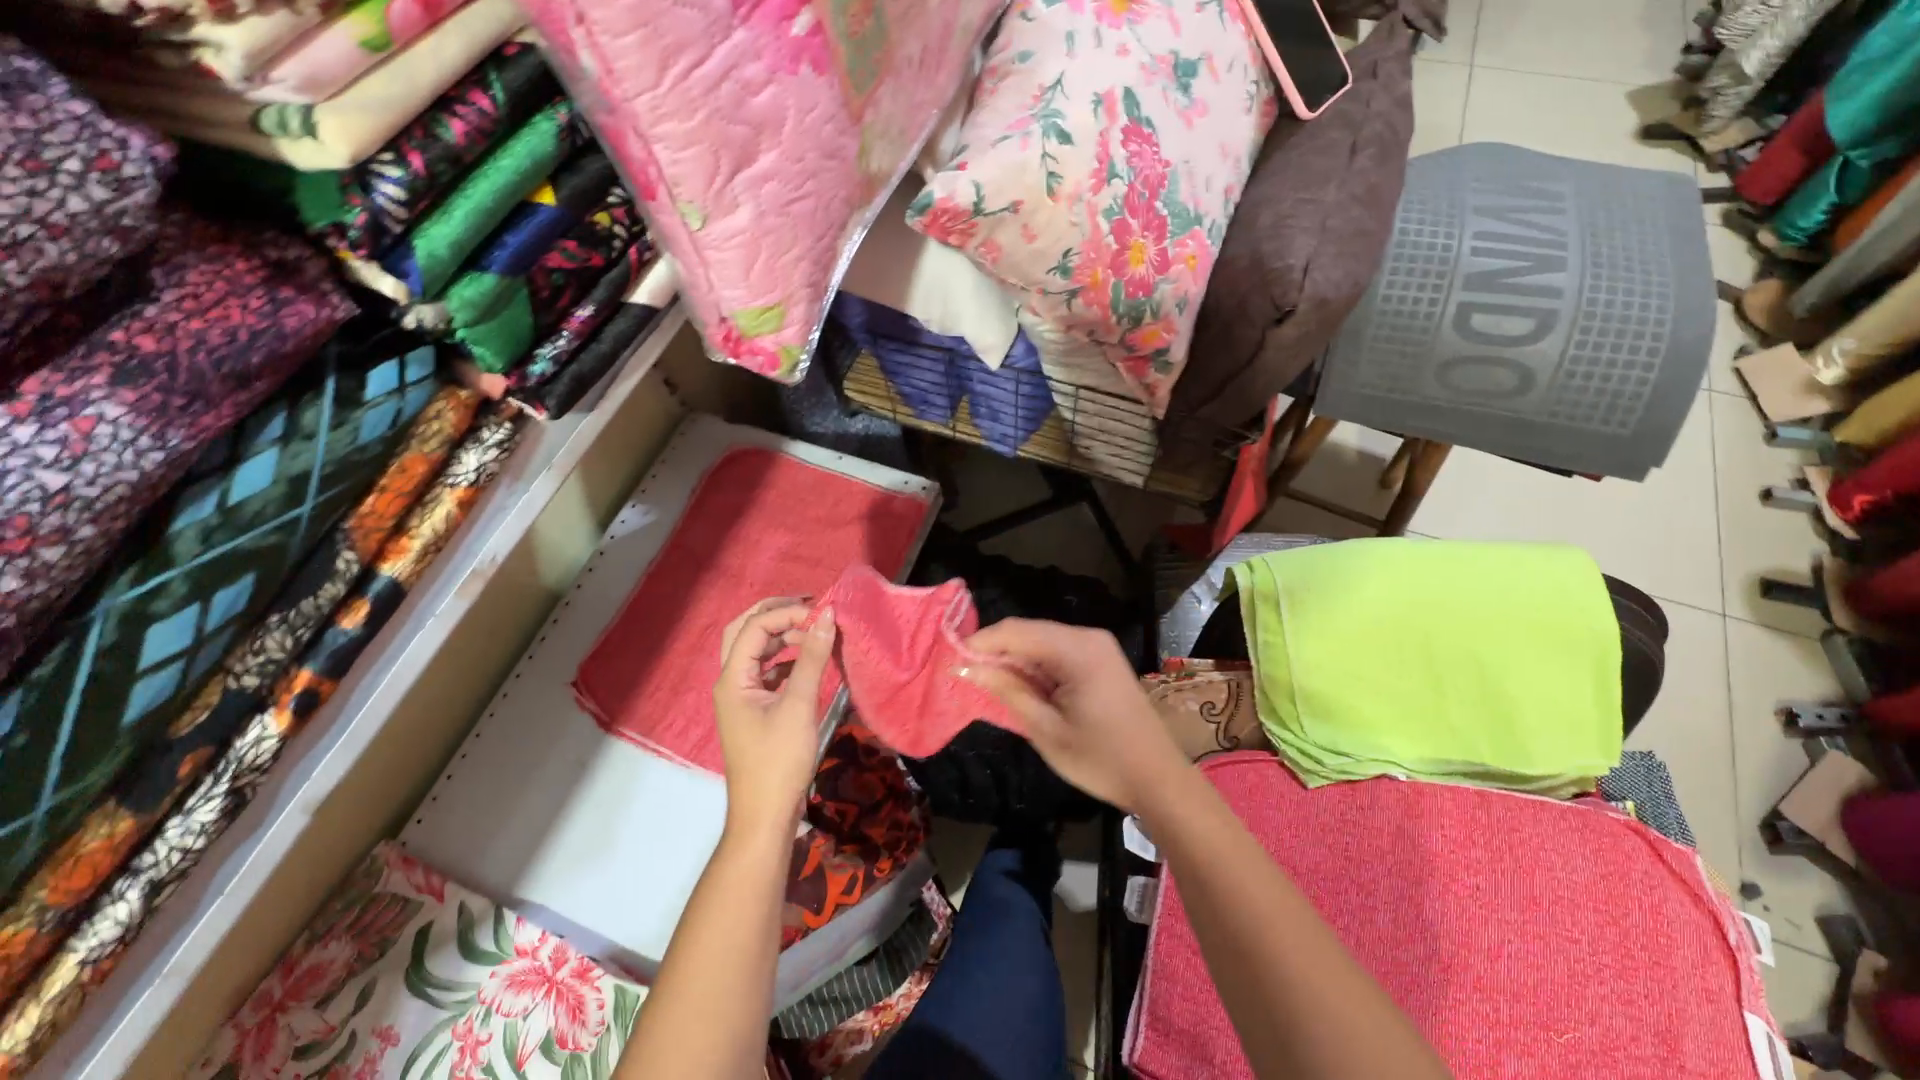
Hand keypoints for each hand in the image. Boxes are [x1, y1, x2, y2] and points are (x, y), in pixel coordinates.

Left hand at [713, 598, 836, 835]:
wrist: (765, 814)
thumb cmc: (778, 760)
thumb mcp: (799, 706)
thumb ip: (812, 659)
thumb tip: (826, 617)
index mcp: (732, 678)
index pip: (755, 627)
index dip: (787, 614)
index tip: (821, 614)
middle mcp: (730, 682)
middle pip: (746, 632)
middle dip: (776, 615)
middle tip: (810, 607)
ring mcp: (740, 698)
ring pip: (756, 652)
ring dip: (782, 638)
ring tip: (814, 633)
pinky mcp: (754, 711)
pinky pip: (766, 673)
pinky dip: (786, 661)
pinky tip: (809, 664)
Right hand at [961, 618, 1186, 813]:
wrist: (1157, 779)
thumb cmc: (1100, 759)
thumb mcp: (1045, 729)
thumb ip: (1006, 691)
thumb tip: (965, 667)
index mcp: (1077, 649)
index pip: (1014, 631)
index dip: (979, 644)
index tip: (950, 664)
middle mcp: (1087, 637)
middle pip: (1027, 632)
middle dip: (994, 652)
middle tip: (964, 678)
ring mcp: (1097, 647)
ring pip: (1040, 642)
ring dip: (1013, 662)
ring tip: (986, 687)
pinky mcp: (1100, 661)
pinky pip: (1056, 654)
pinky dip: (1034, 668)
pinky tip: (1019, 690)